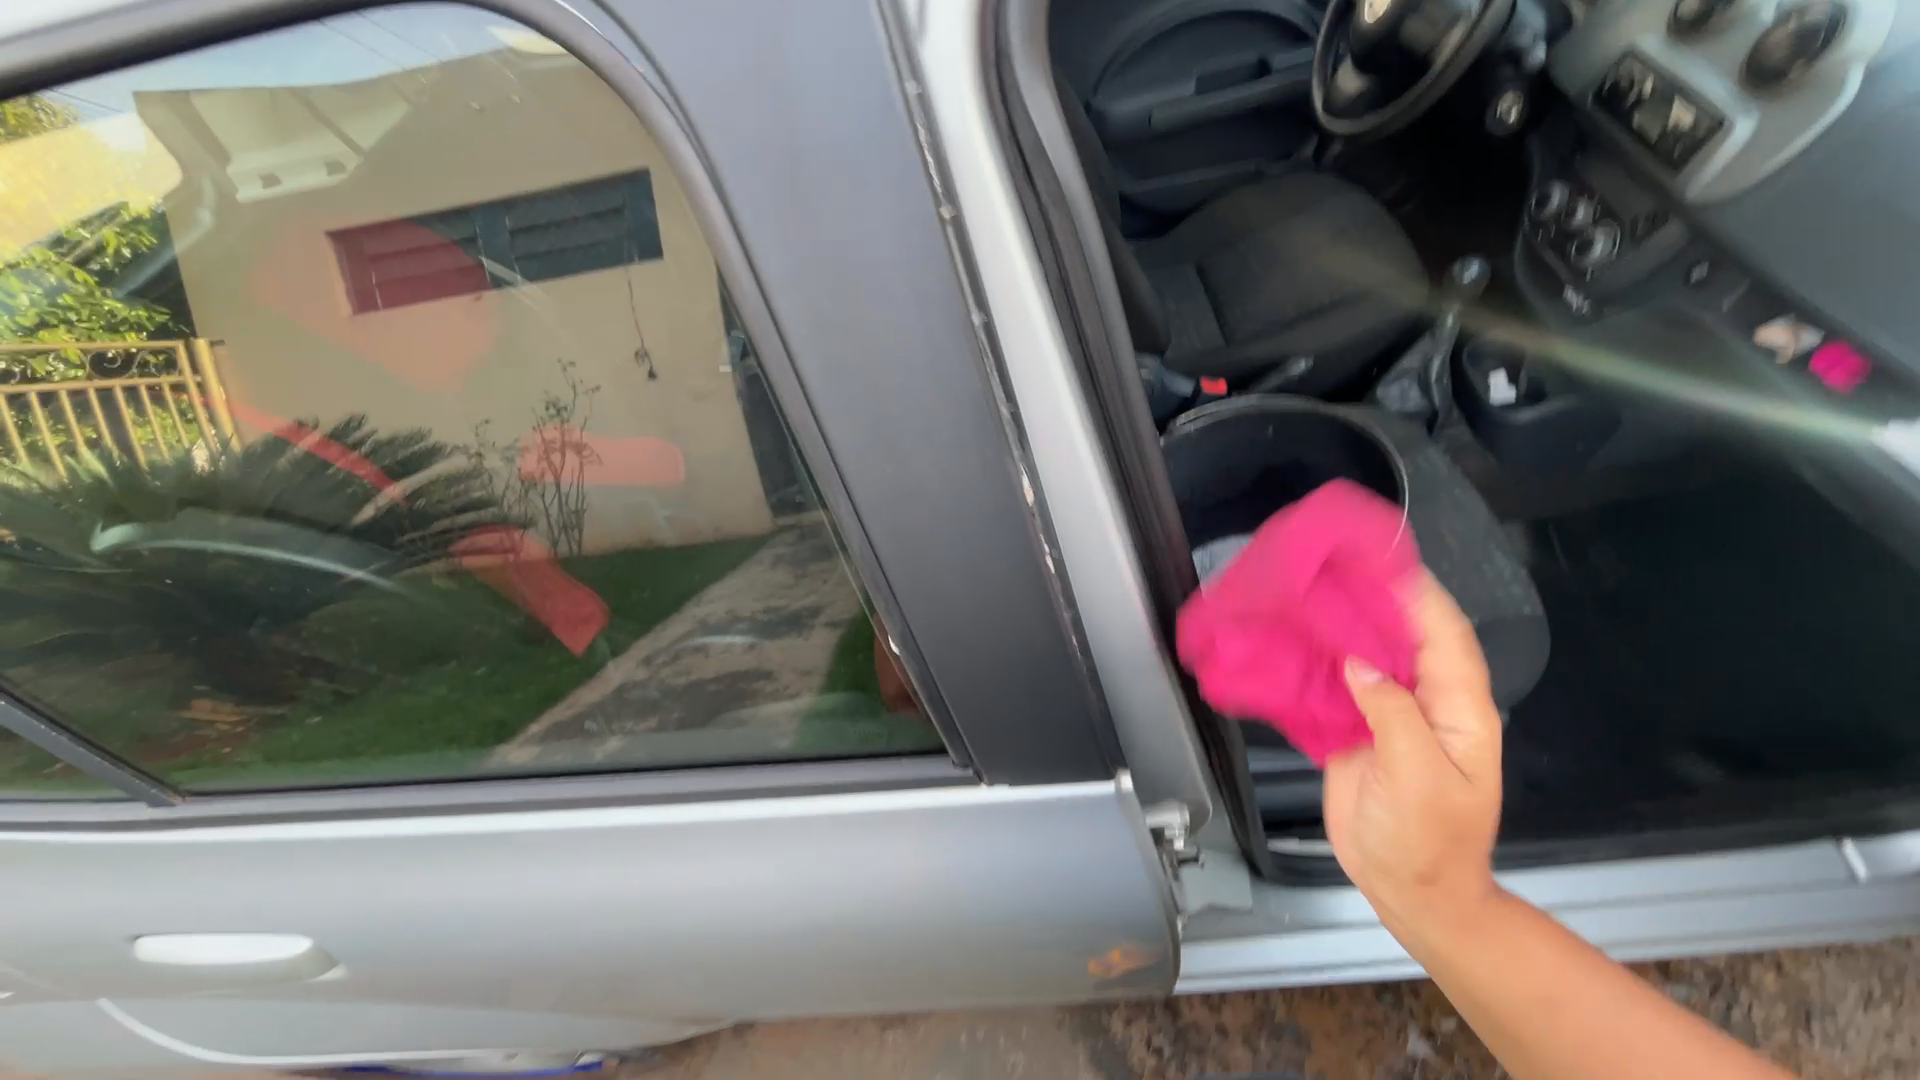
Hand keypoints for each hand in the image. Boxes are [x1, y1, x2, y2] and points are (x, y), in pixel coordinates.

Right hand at [1322, 572, 1503, 935]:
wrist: (1407, 889)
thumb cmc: (1428, 841)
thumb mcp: (1419, 777)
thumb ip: (1393, 714)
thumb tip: (1359, 663)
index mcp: (1459, 711)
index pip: (1445, 639)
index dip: (1420, 598)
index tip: (1386, 561)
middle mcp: (1426, 704)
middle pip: (1405, 640)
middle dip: (1376, 604)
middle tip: (1336, 568)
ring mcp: (1389, 718)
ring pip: (1369, 660)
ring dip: (1343, 630)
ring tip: (1308, 595)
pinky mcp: (1356, 732)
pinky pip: (1337, 690)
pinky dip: (1318, 665)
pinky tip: (1292, 645)